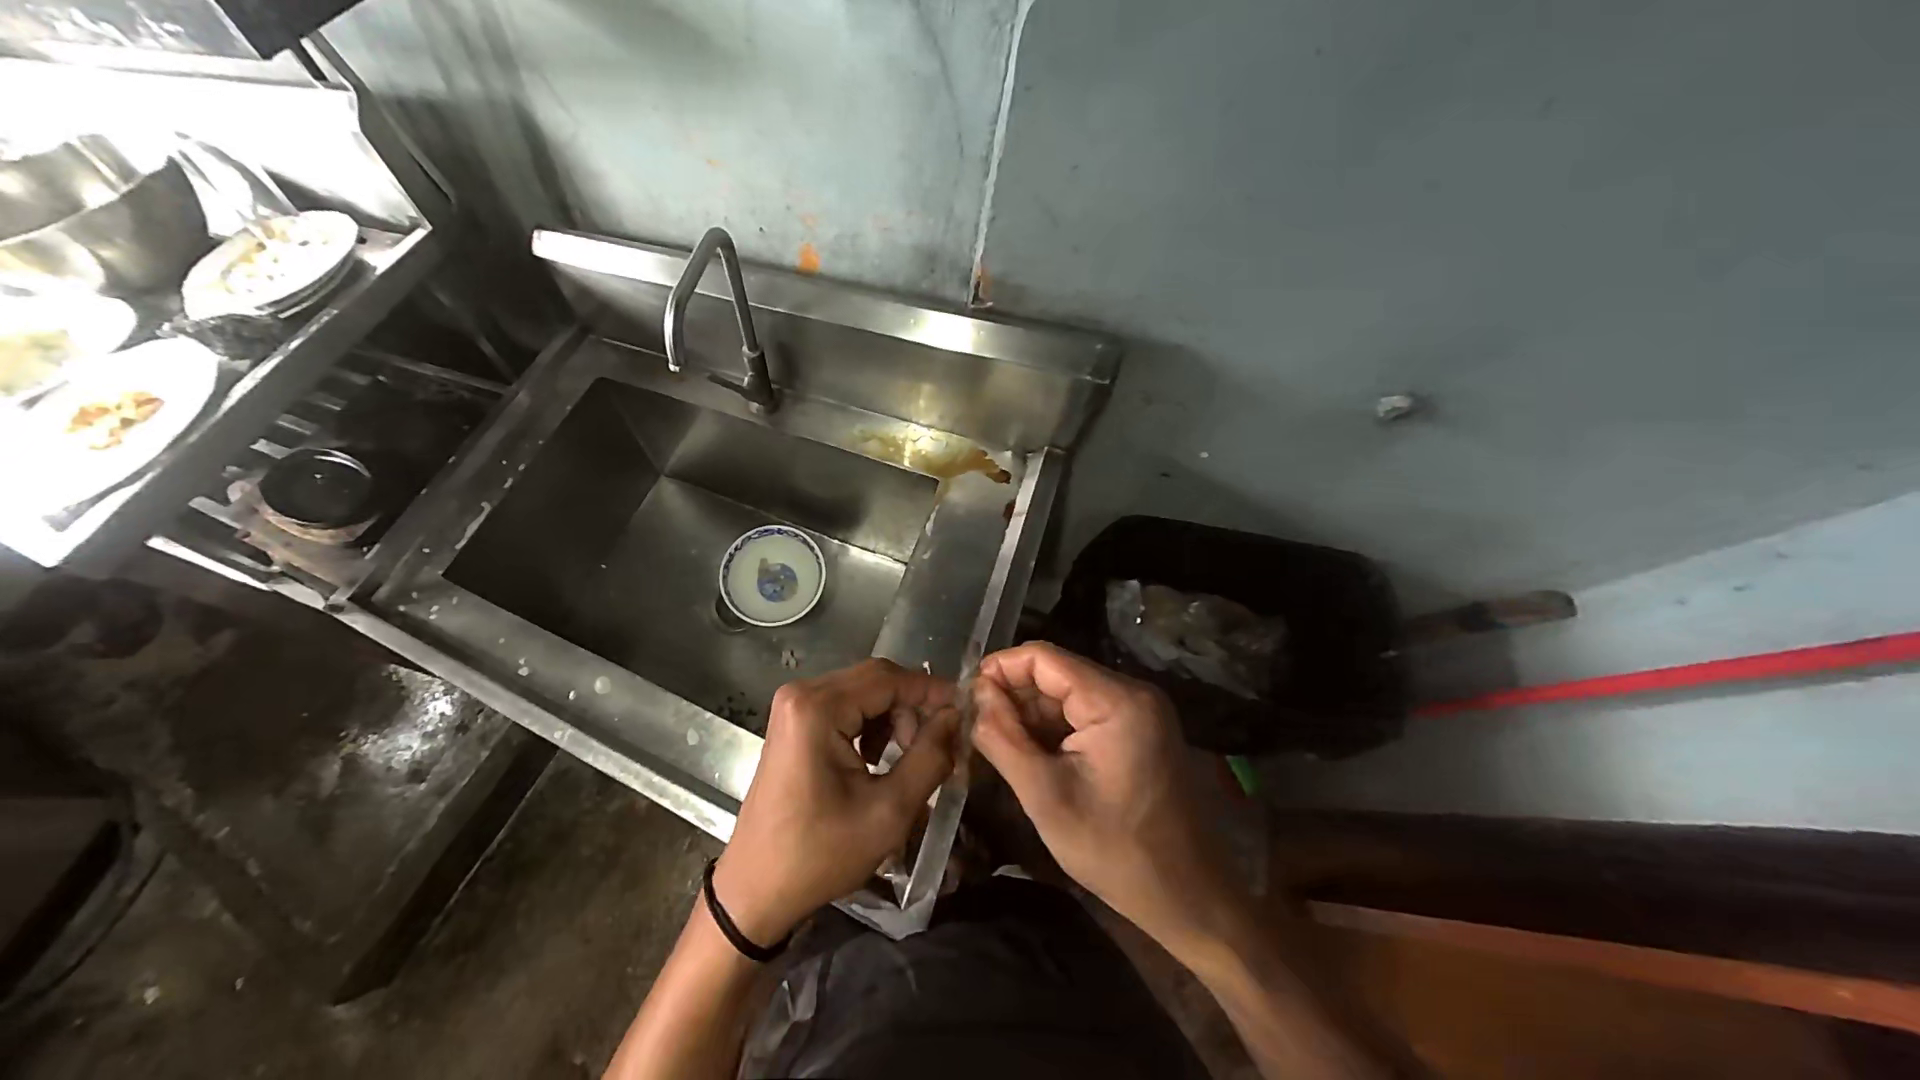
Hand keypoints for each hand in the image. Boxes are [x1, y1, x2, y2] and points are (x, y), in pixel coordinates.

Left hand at [713, 658, 958, 944]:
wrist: (755, 892)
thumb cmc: (820, 854)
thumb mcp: (889, 810)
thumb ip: (930, 756)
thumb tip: (956, 716)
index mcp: (817, 707)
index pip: (889, 678)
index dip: (932, 692)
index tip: (966, 714)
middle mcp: (801, 694)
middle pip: (875, 681)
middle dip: (913, 707)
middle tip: (942, 743)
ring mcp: (793, 708)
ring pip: (863, 694)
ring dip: (894, 719)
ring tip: (912, 759)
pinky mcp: (793, 725)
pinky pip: (845, 709)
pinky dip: (872, 727)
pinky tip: (880, 760)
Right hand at [972, 642, 1246, 957]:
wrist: (1188, 896)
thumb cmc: (1115, 851)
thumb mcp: (1044, 795)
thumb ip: (1002, 738)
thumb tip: (975, 696)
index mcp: (1116, 700)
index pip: (1044, 657)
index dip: (999, 669)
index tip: (966, 698)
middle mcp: (1132, 693)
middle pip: (1056, 673)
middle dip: (1012, 695)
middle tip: (975, 727)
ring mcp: (1140, 712)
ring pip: (1068, 694)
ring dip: (1031, 715)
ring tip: (995, 745)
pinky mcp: (1140, 731)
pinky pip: (1086, 714)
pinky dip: (1054, 729)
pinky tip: (1030, 755)